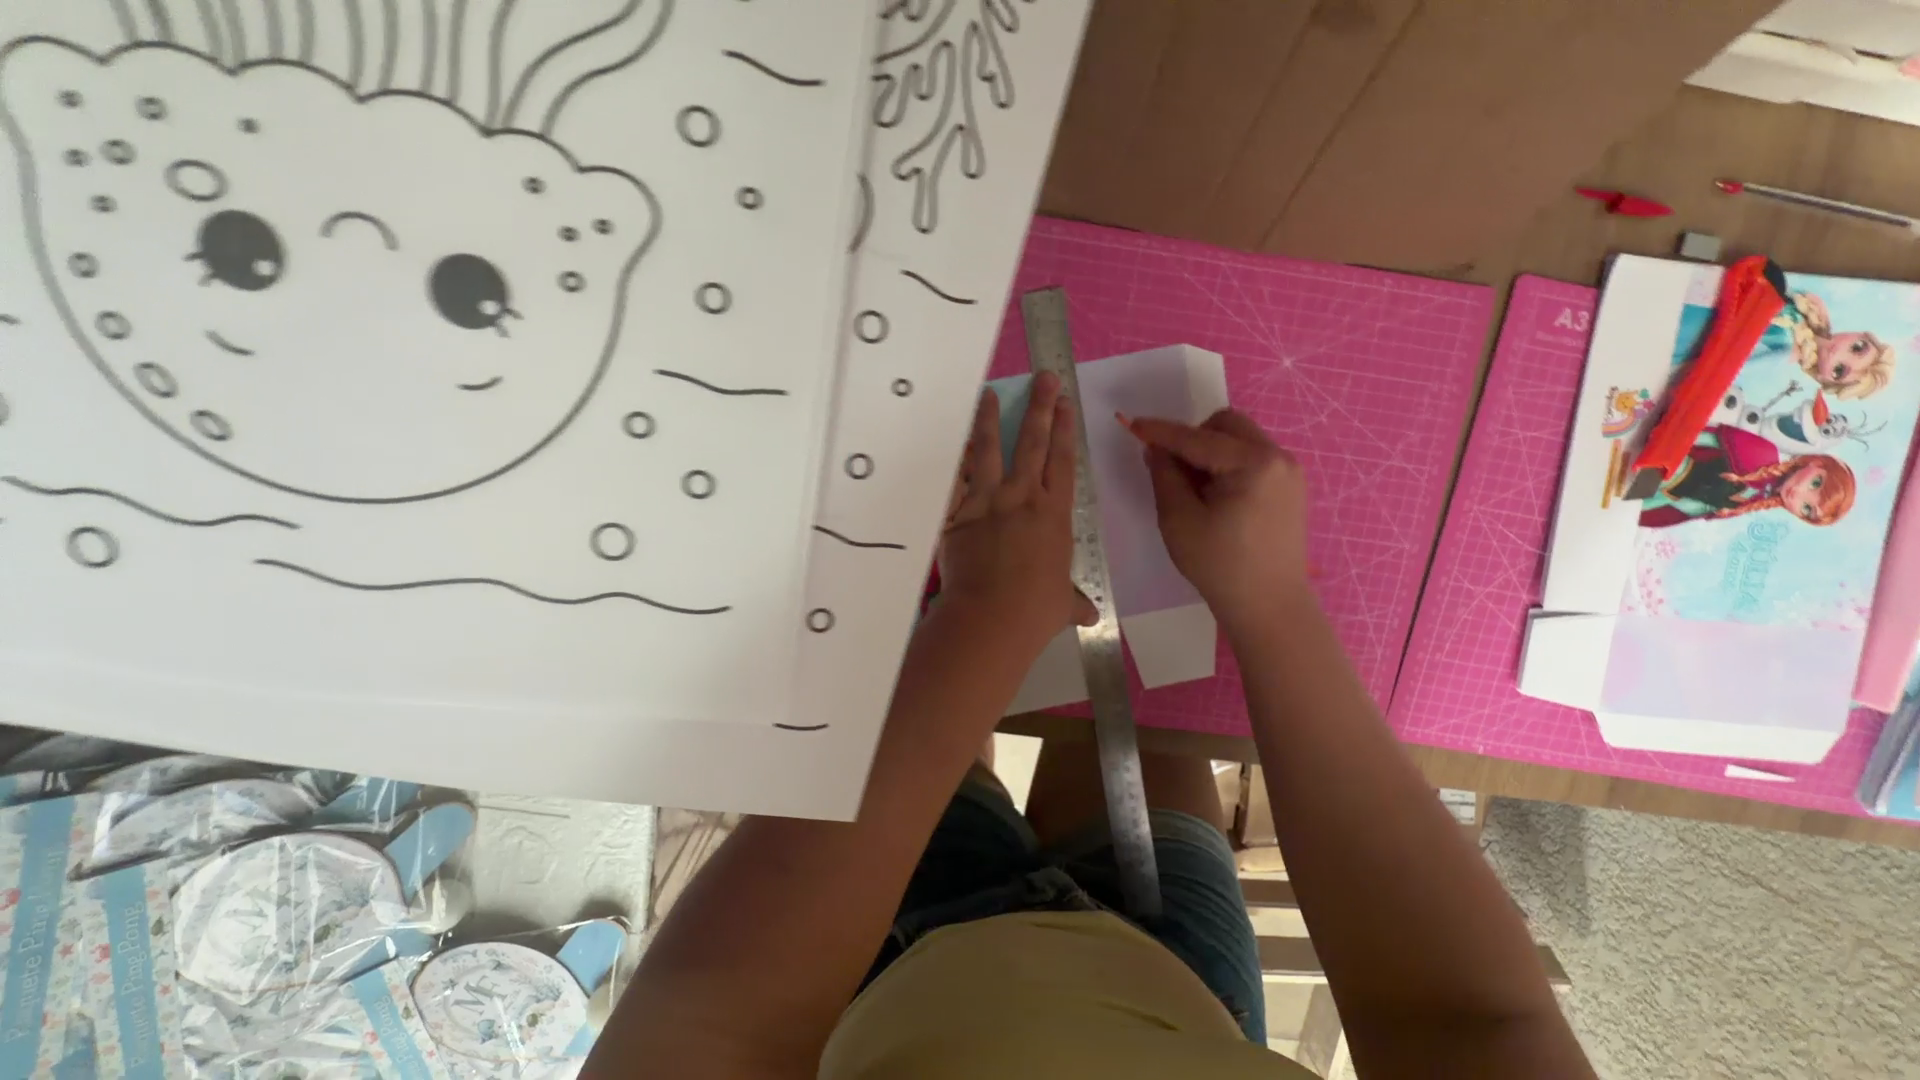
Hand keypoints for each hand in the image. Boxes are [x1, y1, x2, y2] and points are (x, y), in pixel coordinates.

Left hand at [939, 373, 1096, 642]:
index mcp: (1054, 514)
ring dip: (987, 420)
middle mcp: (1023, 499)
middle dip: (1039, 407)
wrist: (992, 617)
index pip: (1062, 461)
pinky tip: (948, 438)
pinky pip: (952, 480)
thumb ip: (1072, 601)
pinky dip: (950, 459)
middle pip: (1032, 443)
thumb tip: (1090, 616)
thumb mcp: (1061, 604)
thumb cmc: (1035, 610)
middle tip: (1044, 377)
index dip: (1064, 429)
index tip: (1065, 402)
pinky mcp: (956, 513)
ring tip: (987, 394)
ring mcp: (987, 502)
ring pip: (988, 451)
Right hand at [1125, 409, 1310, 630]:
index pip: (1198, 438)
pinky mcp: (1291, 488)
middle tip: (1172, 468)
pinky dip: (1229, 465)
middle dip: (1194, 437)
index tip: (1133, 424)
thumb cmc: (1219, 566)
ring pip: (1241, 440)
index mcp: (1254, 464)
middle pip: (1226, 425)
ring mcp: (1289, 472)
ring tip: (1194, 488)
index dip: (1162, 432)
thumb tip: (1157, 450)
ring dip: (1211, 451)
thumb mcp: (1179, 520)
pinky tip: (1215, 497)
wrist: (1269, 606)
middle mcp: (1278, 458)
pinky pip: (1253, 459)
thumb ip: (1165, 476)